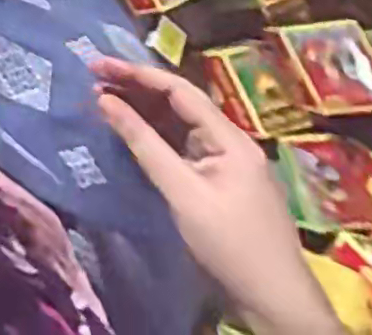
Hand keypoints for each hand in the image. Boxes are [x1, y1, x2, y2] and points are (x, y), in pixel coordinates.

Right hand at [90, 57, 341, 334]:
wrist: (278, 306)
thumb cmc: (231, 245)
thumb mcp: (182, 191)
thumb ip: (142, 142)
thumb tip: (104, 100)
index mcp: (229, 138)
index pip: (178, 90)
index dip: (136, 73)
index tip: (98, 65)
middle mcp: (229, 140)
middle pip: (177, 101)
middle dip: (134, 86)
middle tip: (93, 77)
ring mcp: (224, 160)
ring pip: (176, 121)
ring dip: (140, 107)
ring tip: (102, 97)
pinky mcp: (217, 178)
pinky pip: (179, 142)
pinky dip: (151, 131)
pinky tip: (127, 127)